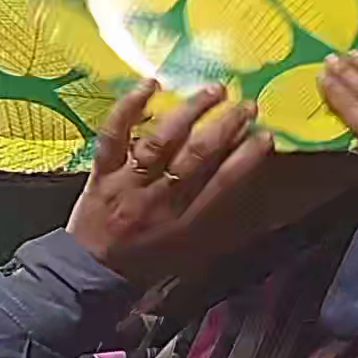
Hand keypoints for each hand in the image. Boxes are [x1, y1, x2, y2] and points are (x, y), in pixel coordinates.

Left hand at [66, 82, 273, 282]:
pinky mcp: (102, 171)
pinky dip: (130, 107)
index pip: (223, 183)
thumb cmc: (151, 257)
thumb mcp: (192, 244)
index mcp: (186, 219)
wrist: (91, 272)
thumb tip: (241, 168)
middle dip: (225, 126)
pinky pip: (114, 135)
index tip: (267, 135)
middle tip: (247, 105)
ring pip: (161, 140)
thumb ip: (217, 209)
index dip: (247, 158)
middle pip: (196, 156)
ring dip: (190, 111)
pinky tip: (150, 84)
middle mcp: (160, 197)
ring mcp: (129, 181)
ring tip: (215, 90)